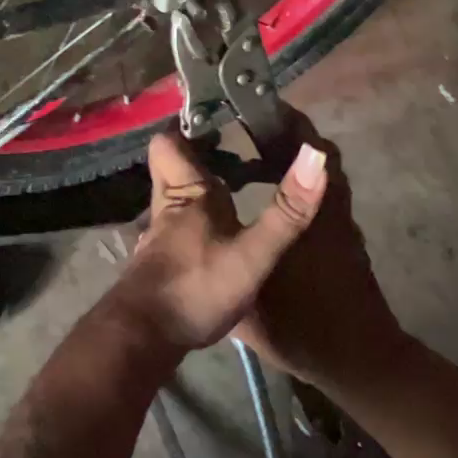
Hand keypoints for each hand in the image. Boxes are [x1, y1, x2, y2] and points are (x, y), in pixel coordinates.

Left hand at [100, 130, 328, 354]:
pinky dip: (199, 222)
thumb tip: (315, 154)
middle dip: (201, 157)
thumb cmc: (195, 287)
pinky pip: (178, 227)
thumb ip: (286, 210)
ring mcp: (159, 237)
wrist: (142, 339)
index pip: (168, 141)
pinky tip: (221, 238)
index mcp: (186, 193)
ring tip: (238, 189)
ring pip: (176, 198)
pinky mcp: (159, 264)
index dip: (187, 127)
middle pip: (174, 166)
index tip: (219, 117)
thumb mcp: (252, 253)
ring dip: (202, 190)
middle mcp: (167, 207)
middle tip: (237, 151)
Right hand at [234, 114, 406, 386]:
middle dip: (284, 136)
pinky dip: (298, 188)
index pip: (307, 145)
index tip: (255, 104)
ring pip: (321, 176)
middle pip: (316, 154)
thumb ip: (221, 255)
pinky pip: (320, 198)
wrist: (362, 362)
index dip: (285, 120)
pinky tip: (269, 204)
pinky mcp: (345, 244)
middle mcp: (331, 207)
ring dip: (293, 161)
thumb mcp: (251, 290)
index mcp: (313, 208)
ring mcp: (342, 226)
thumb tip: (182, 231)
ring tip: (252, 159)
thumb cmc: (306, 322)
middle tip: (245, 127)